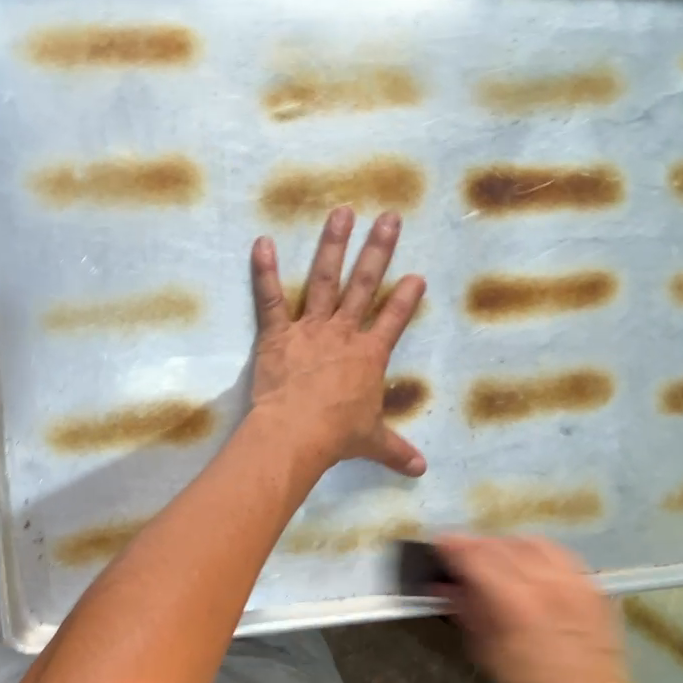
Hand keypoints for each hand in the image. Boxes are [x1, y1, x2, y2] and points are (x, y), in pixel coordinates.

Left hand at [248, 207, 426, 477]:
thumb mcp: (372, 442)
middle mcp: (343, 333)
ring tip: (342, 212)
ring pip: (324, 280)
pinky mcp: (277, 333)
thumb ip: (396, 450)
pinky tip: (262, 242)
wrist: (297, 433)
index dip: (406, 298)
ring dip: (333, 245)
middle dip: (379, 250)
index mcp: (370, 355)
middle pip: (364, 284)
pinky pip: (270, 298)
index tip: (416, 276)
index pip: (394, 320)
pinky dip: (265, 271)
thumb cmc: (336, 436)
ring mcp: (310, 329)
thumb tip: (420, 470)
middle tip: (390, 217)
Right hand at [435, 535, 634, 682]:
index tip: (439, 544)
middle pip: (501, 544)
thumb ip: (466, 611)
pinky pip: (559, 553)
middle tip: (461, 554)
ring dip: (505, 544)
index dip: (452, 546)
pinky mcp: (591, 585)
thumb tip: (445, 587)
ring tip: (494, 556)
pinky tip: (527, 562)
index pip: (475, 556)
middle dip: (475, 545)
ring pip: (530, 542)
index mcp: (513, 601)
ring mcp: (572, 580)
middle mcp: (544, 582)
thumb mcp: (486, 653)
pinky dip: (536, 551)